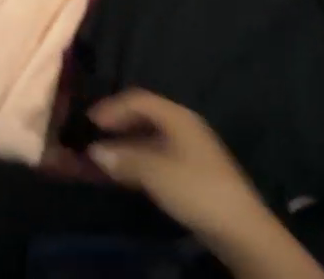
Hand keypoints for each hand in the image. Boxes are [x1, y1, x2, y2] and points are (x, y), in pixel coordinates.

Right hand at [87, 90, 267, 240]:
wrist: (236, 223)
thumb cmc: (196, 188)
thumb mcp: (157, 172)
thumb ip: (126, 159)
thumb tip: (96, 150)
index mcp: (178, 117)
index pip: (140, 100)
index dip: (113, 107)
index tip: (88, 120)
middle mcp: (182, 127)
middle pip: (144, 116)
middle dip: (116, 125)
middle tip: (88, 136)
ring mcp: (185, 149)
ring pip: (147, 139)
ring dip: (122, 145)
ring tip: (96, 157)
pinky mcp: (186, 171)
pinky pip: (153, 157)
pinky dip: (133, 161)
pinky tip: (119, 172)